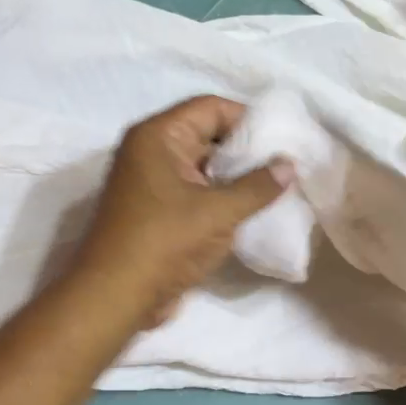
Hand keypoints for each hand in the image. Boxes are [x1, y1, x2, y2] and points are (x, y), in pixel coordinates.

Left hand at [70, 96, 289, 326]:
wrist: (117, 296)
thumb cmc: (165, 243)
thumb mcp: (219, 212)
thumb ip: (258, 186)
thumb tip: (288, 164)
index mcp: (158, 137)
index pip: (211, 108)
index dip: (248, 118)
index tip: (283, 139)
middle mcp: (151, 152)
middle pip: (207, 135)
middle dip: (246, 150)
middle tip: (286, 165)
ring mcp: (152, 183)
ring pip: (204, 168)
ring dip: (237, 178)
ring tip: (277, 189)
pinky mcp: (157, 212)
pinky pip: (196, 193)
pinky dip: (222, 199)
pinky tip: (253, 212)